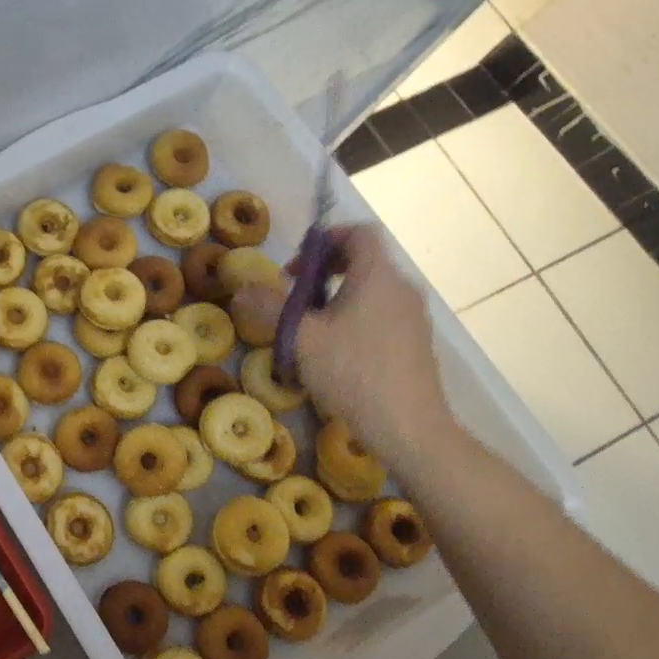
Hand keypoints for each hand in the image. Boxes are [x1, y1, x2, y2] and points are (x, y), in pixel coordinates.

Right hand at [241, 225, 456, 468]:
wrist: (408, 425)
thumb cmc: (353, 372)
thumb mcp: (300, 339)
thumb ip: (269, 308)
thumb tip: (242, 289)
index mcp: (377, 276)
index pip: (359, 233)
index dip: (326, 239)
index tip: (296, 266)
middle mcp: (402, 288)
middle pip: (365, 260)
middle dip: (325, 271)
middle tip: (294, 295)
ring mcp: (414, 317)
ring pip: (372, 290)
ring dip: (338, 297)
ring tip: (310, 328)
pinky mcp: (416, 343)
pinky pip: (382, 314)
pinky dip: (356, 318)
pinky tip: (335, 353)